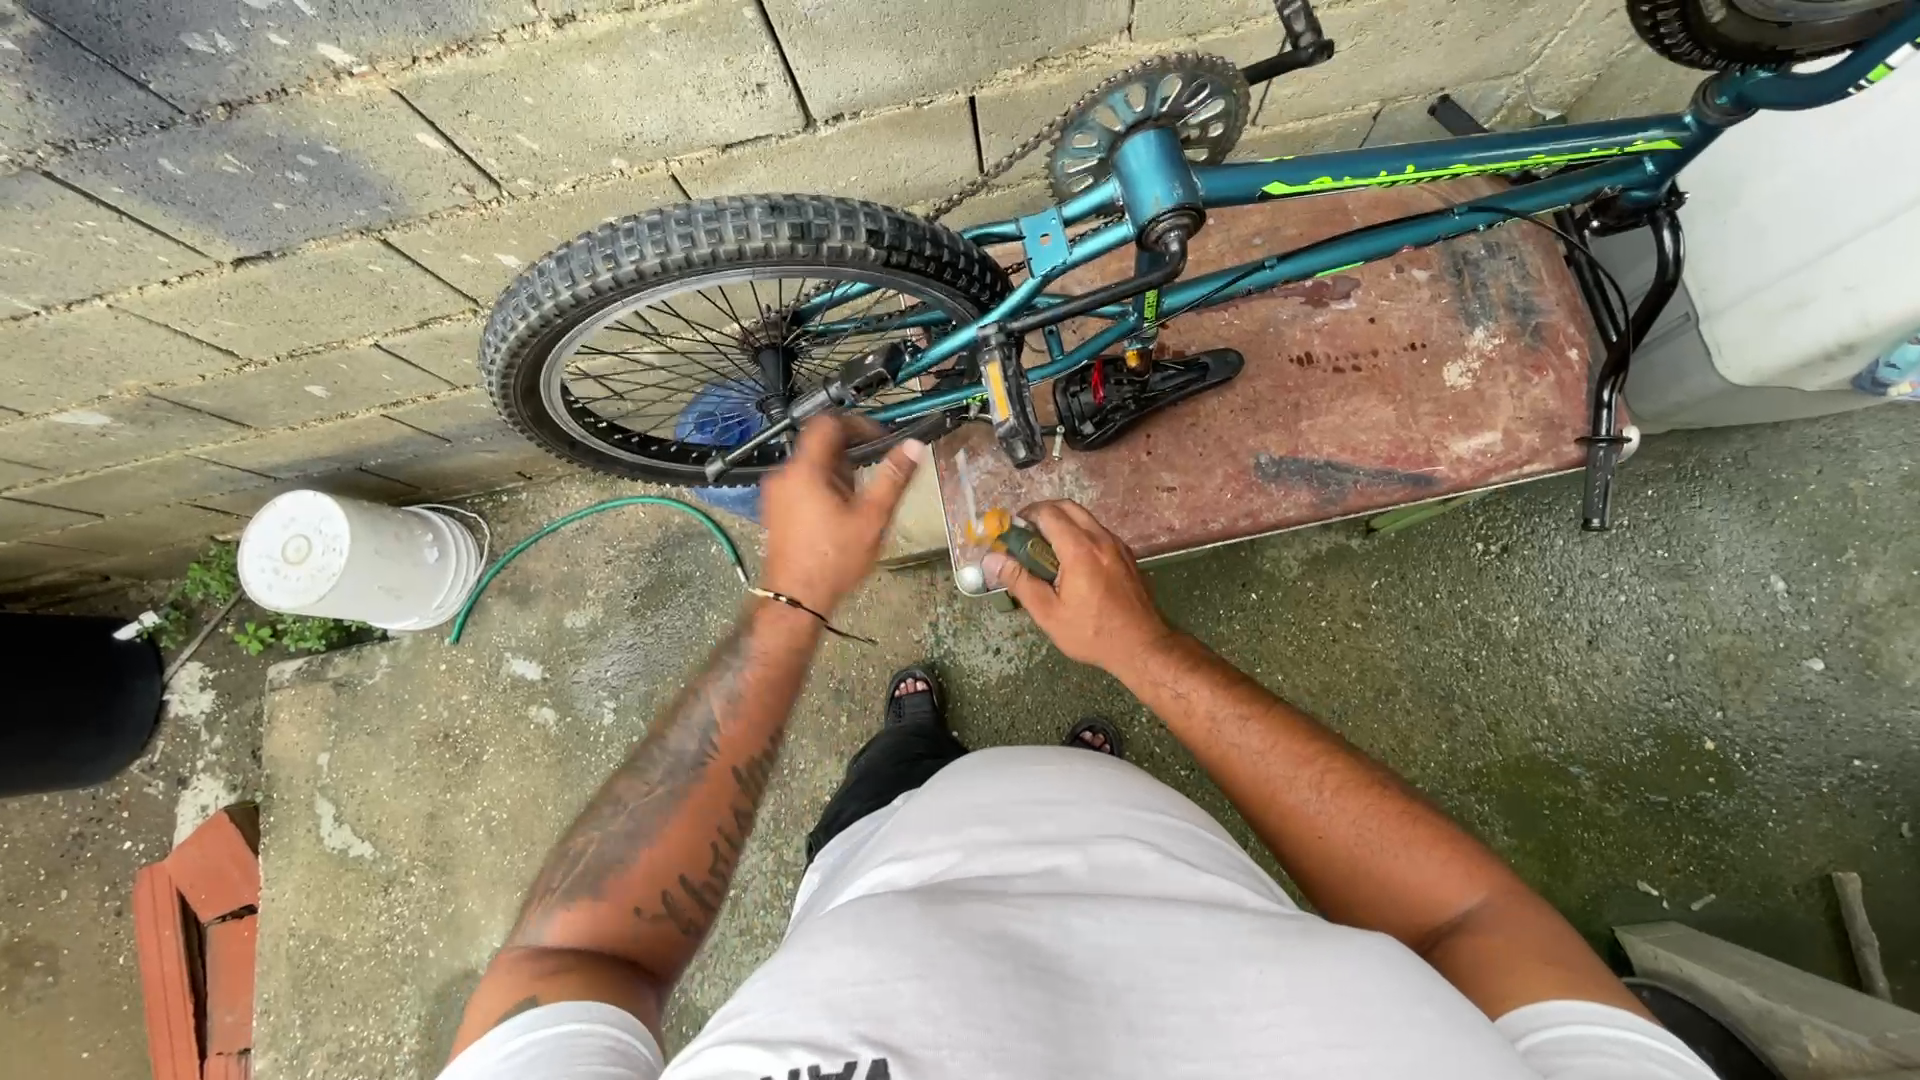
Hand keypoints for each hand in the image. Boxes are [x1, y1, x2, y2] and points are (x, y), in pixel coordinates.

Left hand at [758, 414, 924, 614]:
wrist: (796, 600)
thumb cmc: (834, 559)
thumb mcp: (872, 518)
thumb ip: (894, 478)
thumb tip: (914, 446)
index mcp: (804, 469)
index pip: (828, 424)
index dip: (858, 424)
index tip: (881, 439)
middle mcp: (783, 475)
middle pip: (819, 445)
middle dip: (851, 454)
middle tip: (874, 475)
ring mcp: (775, 494)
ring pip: (811, 466)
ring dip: (838, 473)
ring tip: (860, 501)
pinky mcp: (775, 511)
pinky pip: (801, 484)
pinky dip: (823, 487)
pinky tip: (840, 515)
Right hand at [983, 500, 1175, 673]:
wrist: (1142, 646)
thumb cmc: (1092, 633)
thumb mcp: (1049, 613)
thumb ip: (1020, 581)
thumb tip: (992, 559)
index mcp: (1080, 549)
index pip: (1048, 513)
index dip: (1026, 516)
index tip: (1012, 532)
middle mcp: (1101, 539)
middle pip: (1068, 507)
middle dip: (1043, 514)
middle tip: (1026, 536)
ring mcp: (1117, 545)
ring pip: (1085, 518)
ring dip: (1062, 523)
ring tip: (1045, 551)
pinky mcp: (1126, 555)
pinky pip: (1098, 532)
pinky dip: (1079, 534)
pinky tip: (1071, 562)